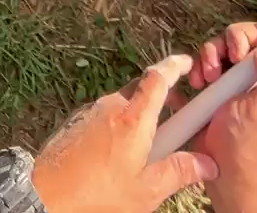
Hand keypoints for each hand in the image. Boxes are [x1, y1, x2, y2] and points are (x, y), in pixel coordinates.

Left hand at [30, 56, 216, 212]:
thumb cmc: (100, 193)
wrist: (49, 193)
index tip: (187, 62)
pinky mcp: (79, 119)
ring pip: (124, 103)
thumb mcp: (147, 190)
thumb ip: (178, 172)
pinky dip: (122, 122)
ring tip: (152, 144)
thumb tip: (207, 162)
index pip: (157, 80)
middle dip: (162, 96)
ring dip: (141, 114)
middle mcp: (111, 105)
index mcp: (132, 119)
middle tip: (178, 114)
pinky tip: (124, 149)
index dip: (173, 67)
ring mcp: (92, 110)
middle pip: (141, 89)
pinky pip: (107, 113)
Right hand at [174, 15, 256, 212]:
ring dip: (215, 53)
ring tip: (209, 75)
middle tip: (232, 55)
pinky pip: (210, 62)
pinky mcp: (221, 87)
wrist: (223, 171)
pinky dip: (201, 66)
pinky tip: (197, 81)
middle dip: (240, 38)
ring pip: (231, 46)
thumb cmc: (251, 146)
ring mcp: (243, 83)